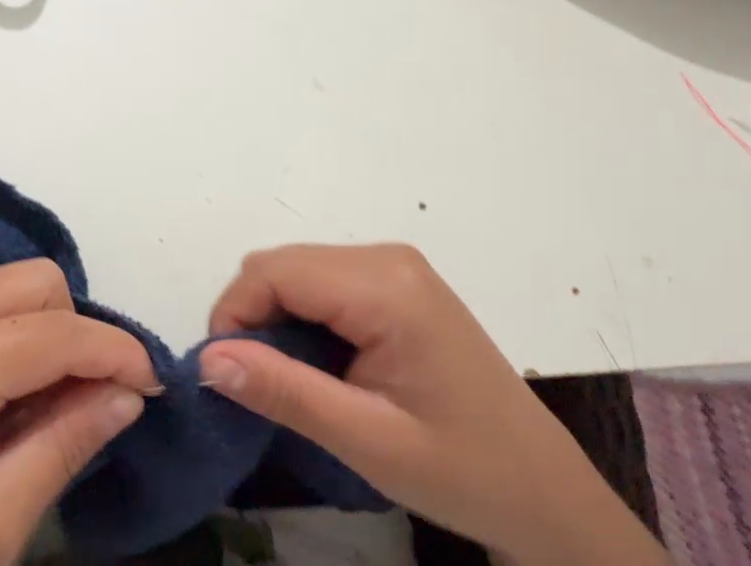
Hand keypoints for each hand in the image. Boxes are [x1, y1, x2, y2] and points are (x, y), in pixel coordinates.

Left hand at [0, 260, 158, 565]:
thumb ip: (67, 441)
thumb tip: (130, 391)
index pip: (58, 331)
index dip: (118, 352)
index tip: (154, 389)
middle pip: (36, 282)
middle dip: (79, 332)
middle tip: (92, 402)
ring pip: (13, 286)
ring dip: (50, 332)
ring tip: (49, 406)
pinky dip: (17, 335)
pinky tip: (13, 396)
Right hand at [198, 245, 667, 565]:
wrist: (544, 492)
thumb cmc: (461, 470)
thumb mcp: (365, 440)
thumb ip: (283, 390)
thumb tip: (207, 358)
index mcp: (386, 287)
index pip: (272, 273)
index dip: (235, 318)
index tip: (231, 377)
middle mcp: (388, 259)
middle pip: (280, 266)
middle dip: (252, 318)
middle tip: (261, 384)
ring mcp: (396, 268)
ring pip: (295, 272)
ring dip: (275, 319)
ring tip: (294, 380)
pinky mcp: (398, 284)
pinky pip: (321, 283)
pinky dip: (301, 317)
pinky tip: (321, 365)